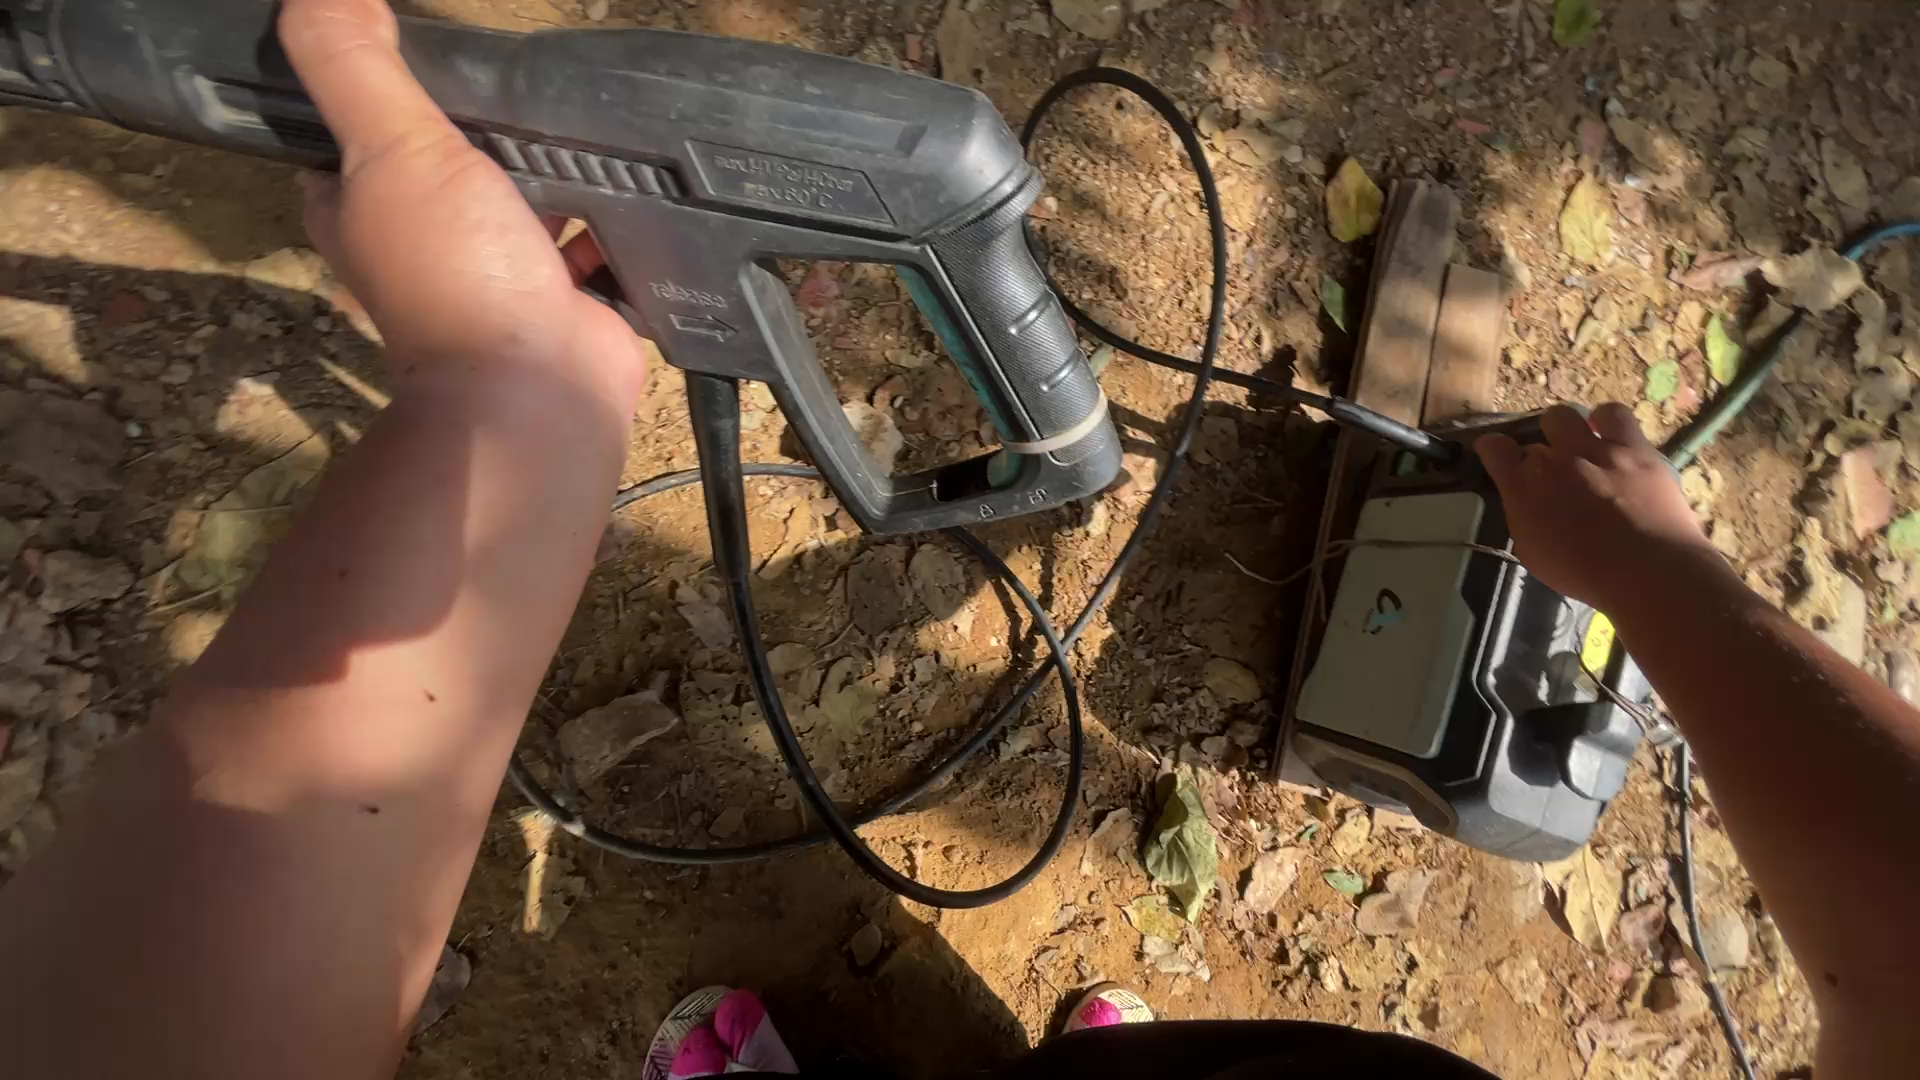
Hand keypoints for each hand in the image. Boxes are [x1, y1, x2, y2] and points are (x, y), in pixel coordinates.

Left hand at [279, 0, 644, 394]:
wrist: (544, 380)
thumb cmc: (460, 270)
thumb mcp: (393, 148)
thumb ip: (355, 65)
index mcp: (368, 209)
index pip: (358, 136)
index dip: (380, 93)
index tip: (422, 59)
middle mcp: (436, 242)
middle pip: (456, 165)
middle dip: (489, 133)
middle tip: (527, 88)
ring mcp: (510, 273)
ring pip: (530, 205)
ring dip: (558, 175)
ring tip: (593, 125)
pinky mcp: (572, 297)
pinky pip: (592, 246)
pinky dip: (609, 223)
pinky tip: (633, 189)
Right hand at [1475, 404, 1723, 613]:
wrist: (1649, 570)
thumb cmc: (1581, 571)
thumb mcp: (1531, 549)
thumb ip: (1525, 516)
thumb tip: (1530, 505)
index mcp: (1522, 487)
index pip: (1494, 448)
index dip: (1493, 448)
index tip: (1497, 455)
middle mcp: (1555, 461)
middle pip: (1536, 430)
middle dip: (1541, 441)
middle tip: (1552, 459)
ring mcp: (1597, 451)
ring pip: (1572, 414)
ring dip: (1573, 425)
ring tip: (1584, 439)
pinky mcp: (1638, 450)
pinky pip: (1617, 419)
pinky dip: (1608, 423)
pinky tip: (1614, 440)